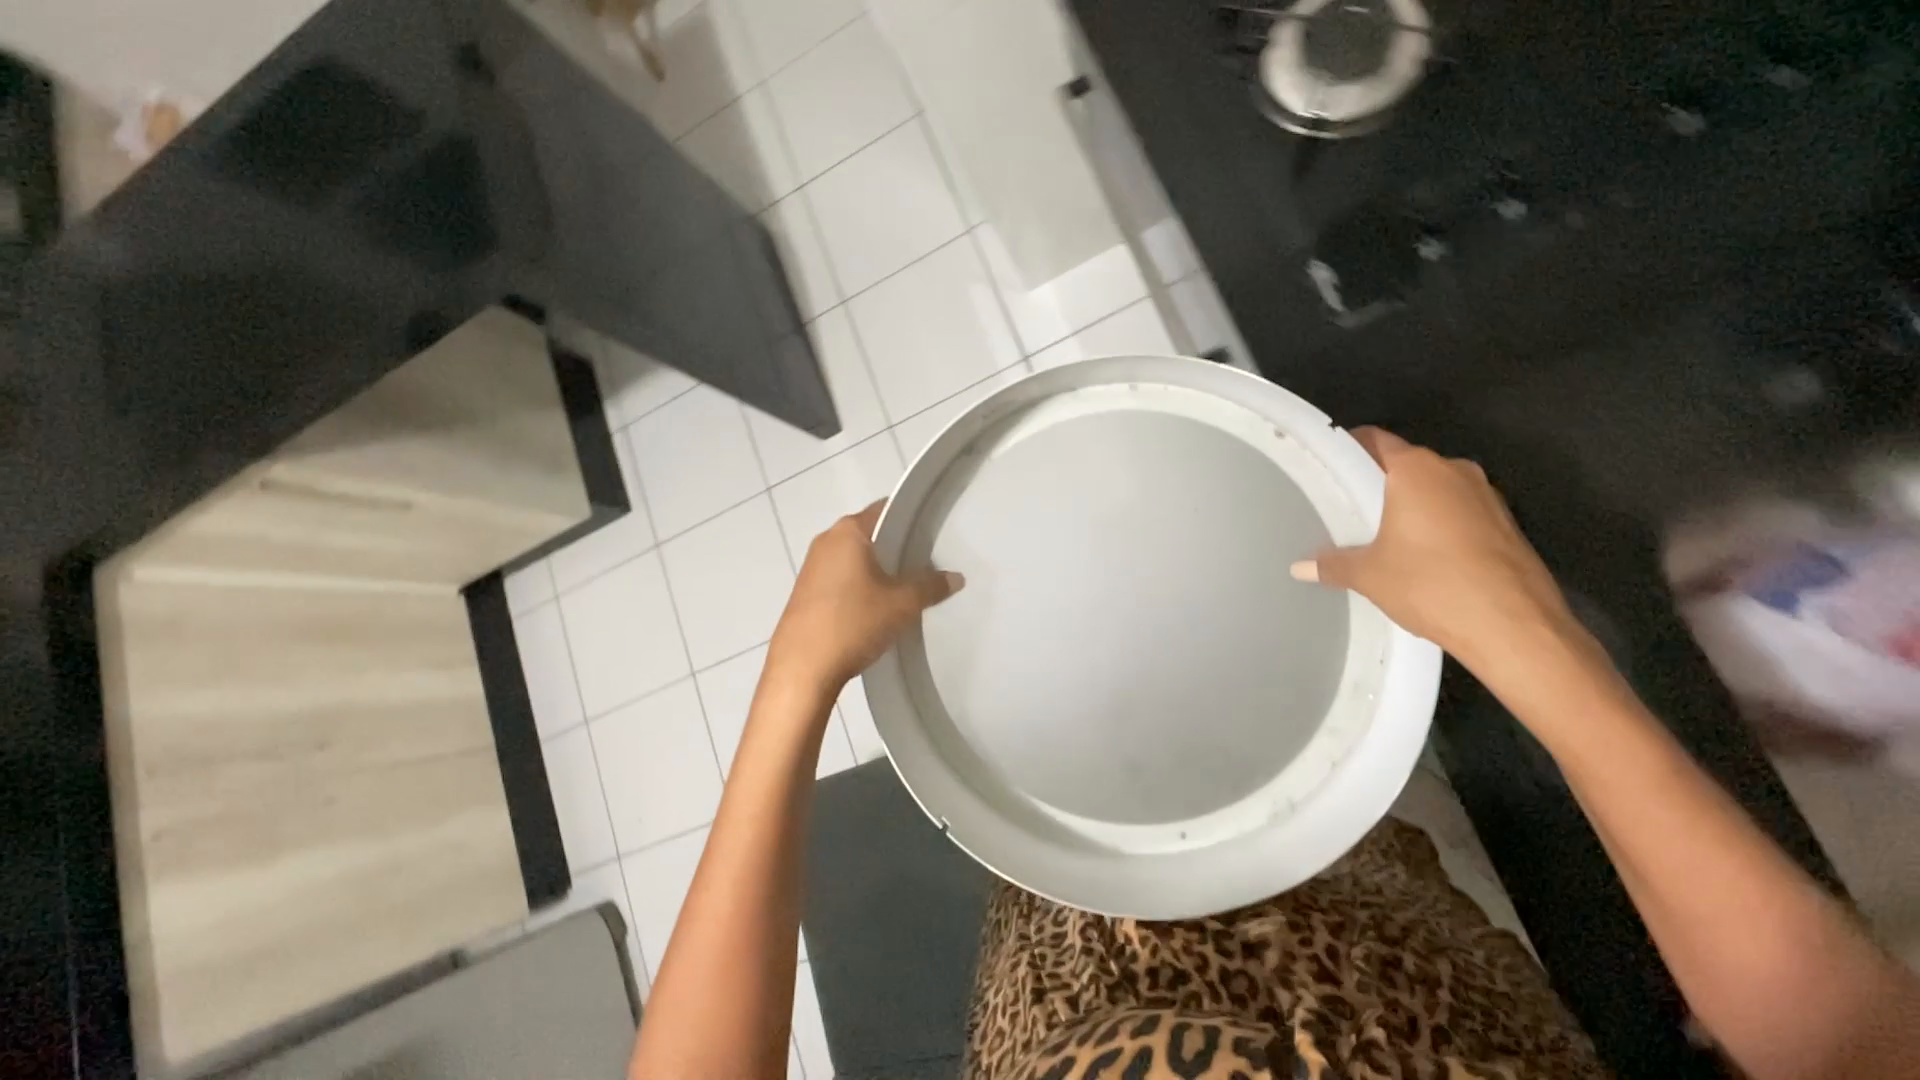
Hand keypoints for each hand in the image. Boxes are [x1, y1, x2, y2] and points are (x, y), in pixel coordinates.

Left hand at [766, 499, 964, 691]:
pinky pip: (841, 580)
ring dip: (878, 571)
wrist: (802, 669)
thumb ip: (931, 586)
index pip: (886, 510)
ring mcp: (812, 568)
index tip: (933, 536)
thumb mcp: (902, 604)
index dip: (911, 519)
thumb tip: (955, 577)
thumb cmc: (853, 623)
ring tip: (905, 591)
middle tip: (927, 566)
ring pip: (855, 560)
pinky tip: (877, 610)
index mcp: (848, 531)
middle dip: (897, 548)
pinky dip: (861, 587)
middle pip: (870, 535)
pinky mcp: (805, 594)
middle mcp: (826, 541)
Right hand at [1292, 427, 1580, 671]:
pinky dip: (1437, 525)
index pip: (1373, 440)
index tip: (1325, 470)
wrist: (1515, 625)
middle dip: (1376, 483)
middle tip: (1346, 509)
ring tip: (1381, 536)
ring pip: (1434, 489)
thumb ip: (1333, 564)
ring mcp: (1486, 495)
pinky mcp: (1506, 523)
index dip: (1346, 450)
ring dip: (1410, 506)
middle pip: (1405, 465)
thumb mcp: (1370, 576)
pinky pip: (1458, 512)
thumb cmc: (1432, 584)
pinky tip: (1421, 556)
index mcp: (1416, 469)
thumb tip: (1300, 567)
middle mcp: (1454, 470)